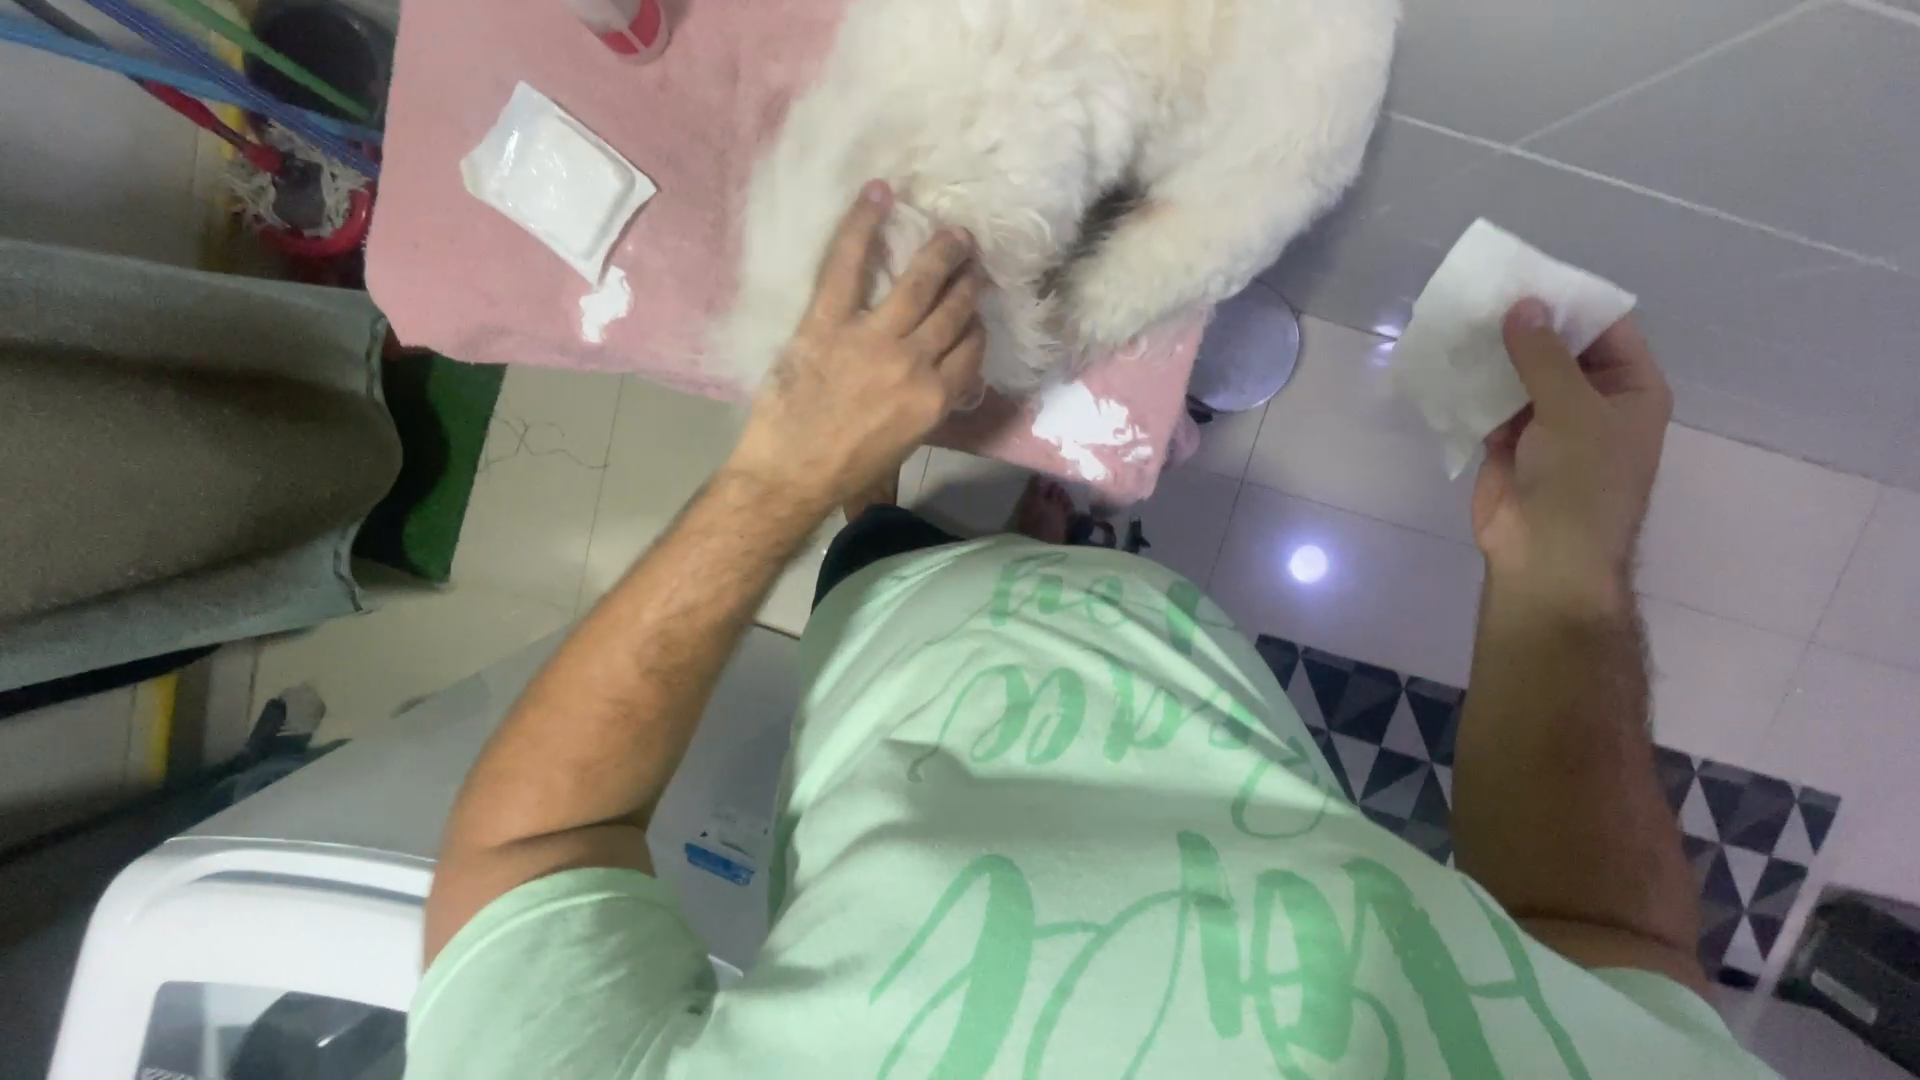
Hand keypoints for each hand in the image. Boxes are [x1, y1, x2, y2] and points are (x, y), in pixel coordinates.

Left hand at [726, 181, 986, 513]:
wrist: (791, 473)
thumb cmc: (847, 470)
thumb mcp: (906, 443)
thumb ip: (928, 403)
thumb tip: (938, 373)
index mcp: (934, 398)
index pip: (972, 348)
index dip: (977, 326)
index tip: (974, 313)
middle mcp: (913, 363)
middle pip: (954, 310)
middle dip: (967, 282)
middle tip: (972, 260)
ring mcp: (871, 338)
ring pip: (919, 283)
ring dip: (942, 253)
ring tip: (954, 234)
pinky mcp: (827, 321)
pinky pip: (848, 264)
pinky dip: (863, 224)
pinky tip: (879, 194)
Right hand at [1472, 299, 1672, 617]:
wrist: (1543, 554)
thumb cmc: (1579, 482)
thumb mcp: (1571, 411)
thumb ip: (1544, 358)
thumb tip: (1522, 307)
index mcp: (1629, 389)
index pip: (1606, 330)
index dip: (1570, 303)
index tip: (1527, 278)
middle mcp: (1589, 401)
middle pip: (1556, 350)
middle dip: (1523, 328)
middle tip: (1481, 297)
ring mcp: (1545, 424)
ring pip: (1518, 377)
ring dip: (1491, 358)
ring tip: (1456, 325)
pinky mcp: (1505, 443)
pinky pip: (1488, 406)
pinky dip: (1470, 390)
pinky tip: (1446, 367)